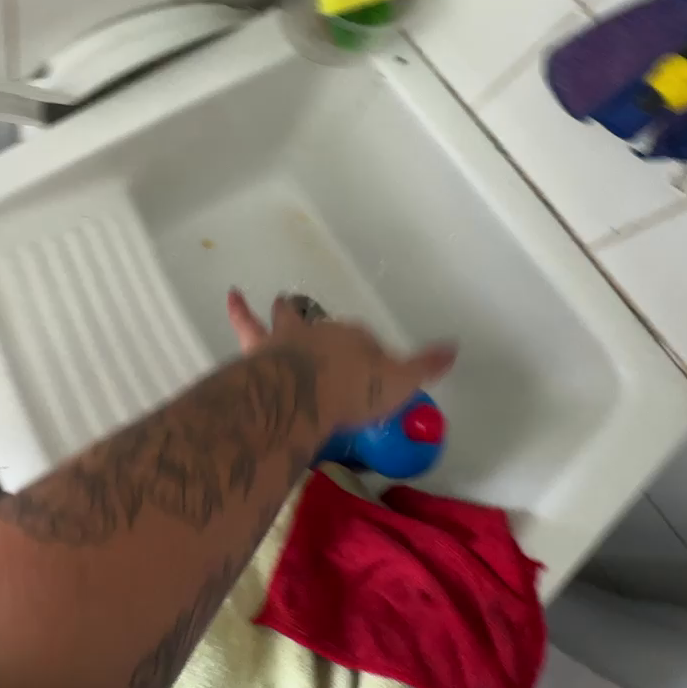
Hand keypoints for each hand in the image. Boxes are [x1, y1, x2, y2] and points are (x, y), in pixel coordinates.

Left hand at [225, 288, 455, 429]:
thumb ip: (425, 366)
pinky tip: (232, 294)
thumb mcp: (401, 383)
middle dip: (323, 330)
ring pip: (286, 317)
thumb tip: (454, 347)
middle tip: (321, 337)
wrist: (303, 393)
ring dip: (285, 312)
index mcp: (357, 340)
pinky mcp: (261, 346)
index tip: (367, 374)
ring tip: (281, 302)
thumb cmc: (354, 391)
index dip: (366, 357)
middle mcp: (322, 332)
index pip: (365, 343)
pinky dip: (239, 308)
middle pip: (324, 327)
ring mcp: (289, 337)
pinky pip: (247, 322)